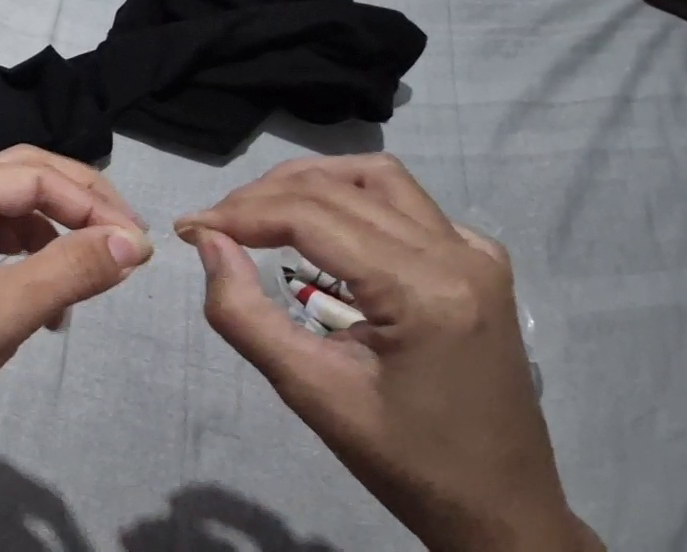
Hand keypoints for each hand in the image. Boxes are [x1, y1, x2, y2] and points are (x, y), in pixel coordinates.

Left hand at [0, 145, 153, 460]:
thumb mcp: (1, 311)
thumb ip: (69, 271)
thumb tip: (136, 242)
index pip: (34, 175)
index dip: (92, 204)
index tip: (142, 247)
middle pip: (27, 180)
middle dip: (80, 205)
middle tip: (131, 243)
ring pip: (19, 215)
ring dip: (60, 241)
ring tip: (91, 284)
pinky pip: (6, 248)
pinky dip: (38, 268)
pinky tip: (54, 310)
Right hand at [177, 154, 601, 551]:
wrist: (498, 510)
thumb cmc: (401, 457)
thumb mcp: (306, 388)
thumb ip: (242, 312)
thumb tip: (206, 241)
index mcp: (423, 291)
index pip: (308, 216)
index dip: (237, 214)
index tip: (188, 230)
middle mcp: (459, 257)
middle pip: (336, 188)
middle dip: (260, 198)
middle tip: (214, 227)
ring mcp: (478, 257)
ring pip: (376, 176)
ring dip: (308, 183)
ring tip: (261, 213)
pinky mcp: (482, 265)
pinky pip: (408, 201)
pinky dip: (354, 198)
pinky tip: (327, 232)